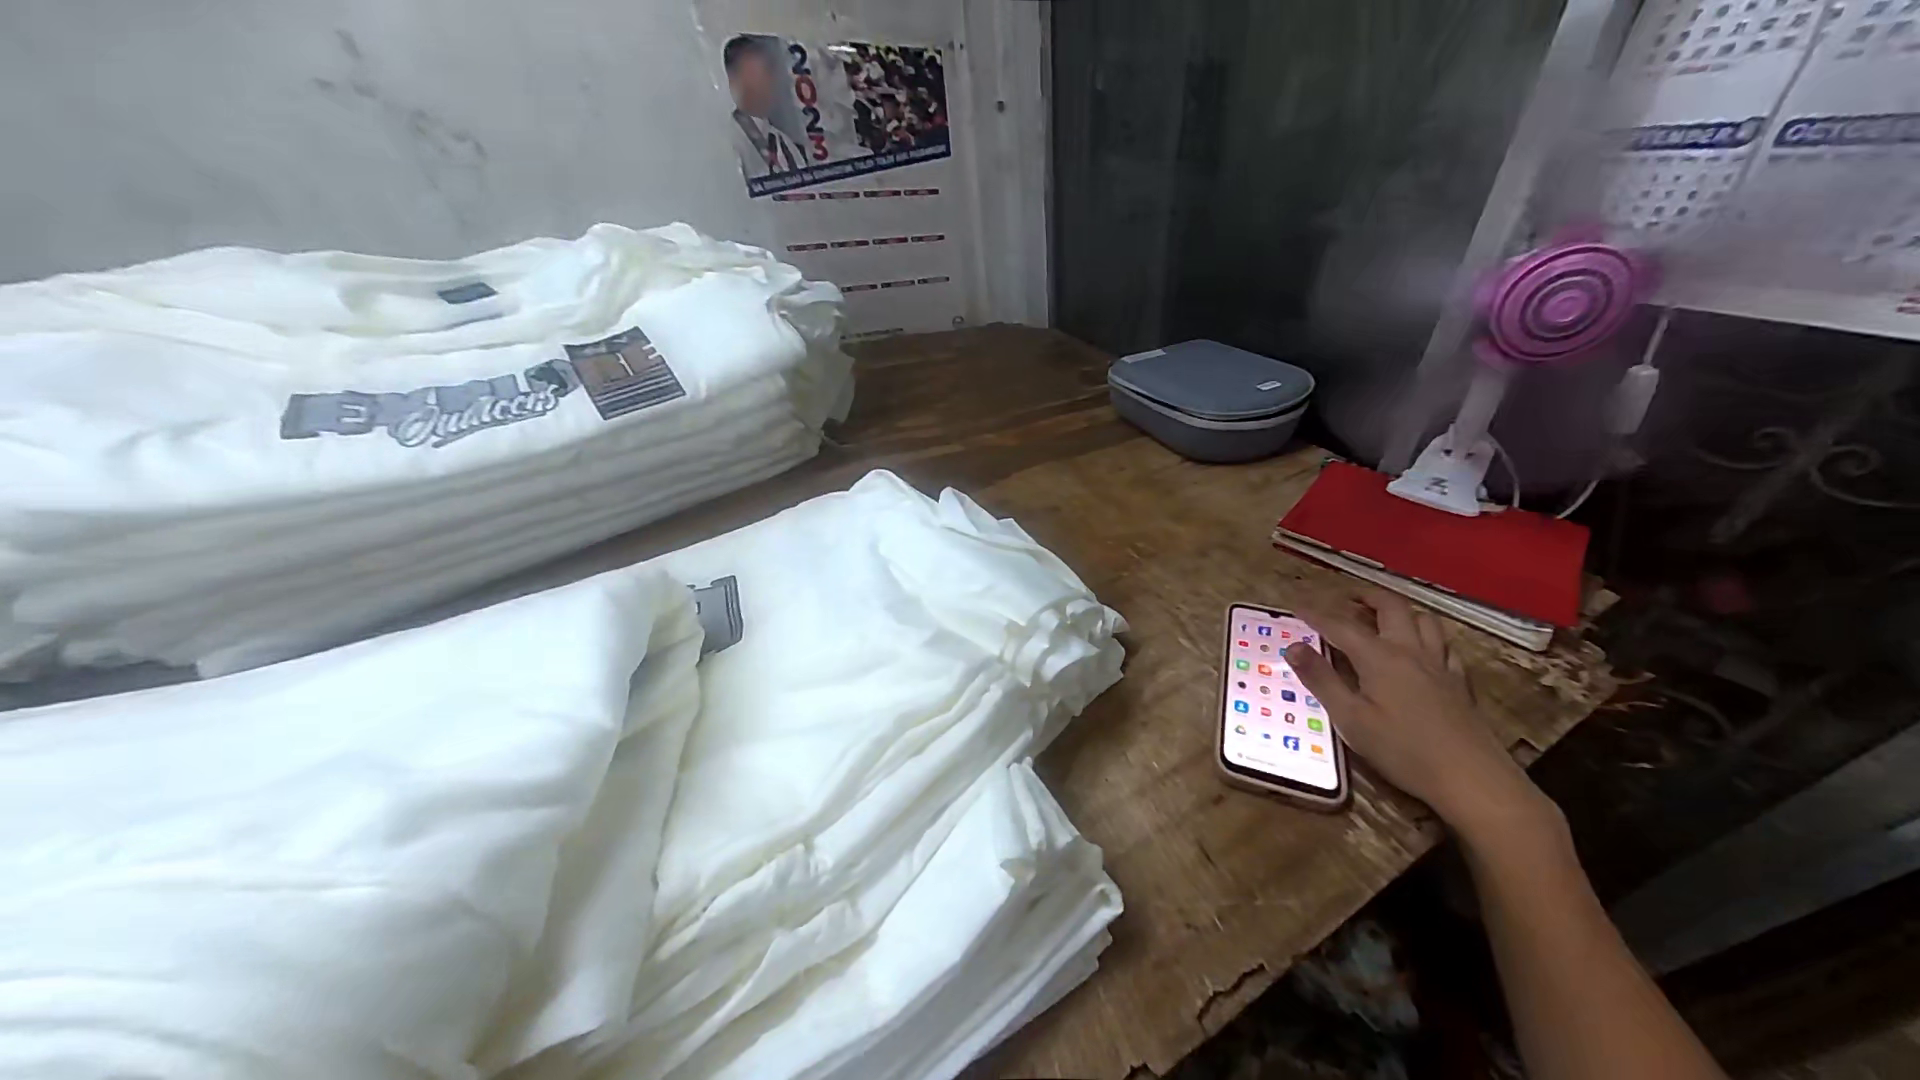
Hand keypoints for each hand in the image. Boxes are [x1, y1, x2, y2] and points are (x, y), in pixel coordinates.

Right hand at [1284, 591, 1558, 842]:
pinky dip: (1427, 637)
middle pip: (1391, 608)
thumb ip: (1321, 680)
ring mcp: (1440, 666)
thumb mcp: (1350, 718)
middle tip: (1346, 598)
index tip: (1296, 605)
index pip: (1340, 626)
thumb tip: (1293, 647)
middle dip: (1366, 597)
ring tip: (1382, 617)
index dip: (1316, 614)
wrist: (1473, 779)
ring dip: (1400, 611)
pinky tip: (1421, 651)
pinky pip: (1444, 646)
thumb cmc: (1403, 750)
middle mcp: (1410, 652)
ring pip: (1423, 620)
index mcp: (1379, 658)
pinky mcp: (1460, 683)